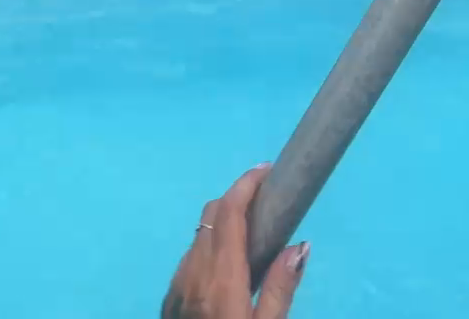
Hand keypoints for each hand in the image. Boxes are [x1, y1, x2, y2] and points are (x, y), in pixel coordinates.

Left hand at [161, 165, 308, 318]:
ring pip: (199, 234)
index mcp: (220, 277)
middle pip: (211, 213)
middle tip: (266, 200)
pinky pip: (191, 256)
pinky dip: (210, 245)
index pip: (229, 211)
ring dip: (223, 222)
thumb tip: (300, 246)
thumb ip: (281, 289)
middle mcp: (193, 270)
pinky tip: (228, 266)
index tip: (266, 170)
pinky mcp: (169, 297)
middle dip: (236, 197)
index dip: (246, 183)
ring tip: (253, 233)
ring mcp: (176, 283)